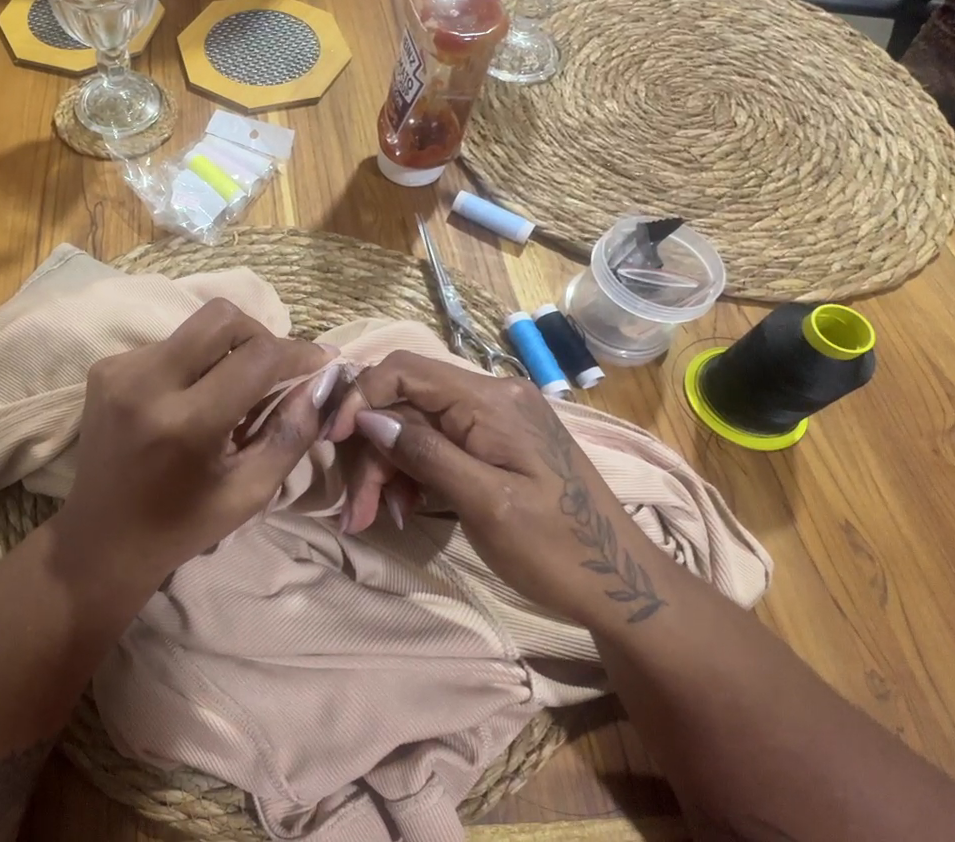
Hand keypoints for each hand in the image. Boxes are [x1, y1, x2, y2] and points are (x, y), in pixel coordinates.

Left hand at [51, 298, 338, 589]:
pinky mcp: (104, 368)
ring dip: (223, 351)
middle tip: (273, 369)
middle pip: (221, 317)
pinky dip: (191, 364)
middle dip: (259, 335)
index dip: (298, 353)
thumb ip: (292, 432)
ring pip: (194, 328)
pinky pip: (166, 345)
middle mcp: (147, 384)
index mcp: (186, 424)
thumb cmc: (181, 525)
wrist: (100, 539)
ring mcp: (119, 371)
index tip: (318, 363)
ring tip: (229, 393)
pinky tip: (191, 401)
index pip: (257, 357)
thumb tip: (321, 380)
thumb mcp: (250, 492)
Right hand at [326, 351, 668, 626]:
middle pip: (405, 405)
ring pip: (415, 429)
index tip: (331, 441)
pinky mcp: (495, 444)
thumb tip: (368, 416)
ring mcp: (494, 420)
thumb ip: (425, 453)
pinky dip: (414, 475)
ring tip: (377, 518)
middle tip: (358, 512)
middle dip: (372, 454)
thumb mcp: (486, 504)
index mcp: (491, 401)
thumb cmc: (557, 549)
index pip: (404, 370)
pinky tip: (407, 510)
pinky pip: (438, 445)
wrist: (623, 585)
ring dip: (388, 471)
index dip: (359, 397)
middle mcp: (491, 397)